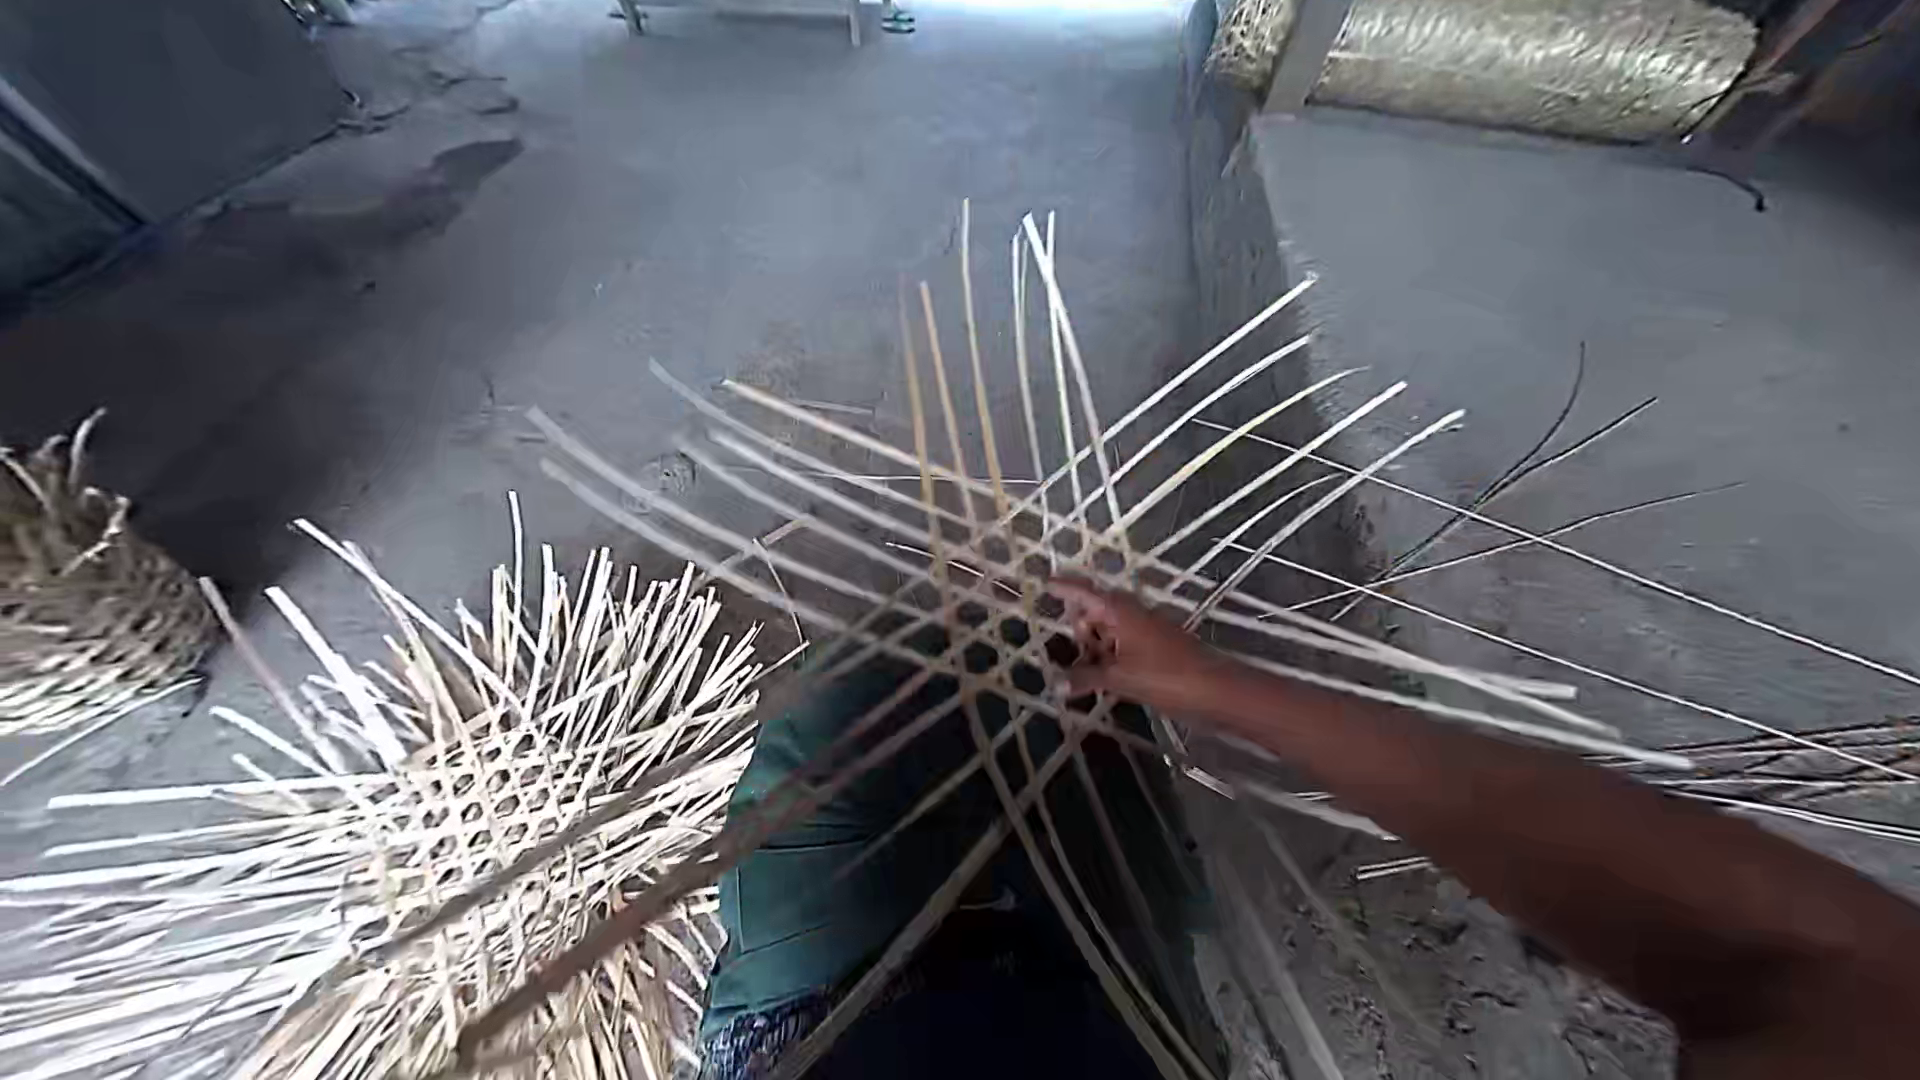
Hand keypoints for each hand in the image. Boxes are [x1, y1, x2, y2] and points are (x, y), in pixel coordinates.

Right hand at [1048, 577, 1237, 713]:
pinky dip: (1110, 654)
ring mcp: (1147, 629)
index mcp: (1120, 612)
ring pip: (1111, 628)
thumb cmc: (1166, 677)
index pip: (1084, 593)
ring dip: (1096, 644)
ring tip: (1084, 668)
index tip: (1045, 582)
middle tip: (1070, 648)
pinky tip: (1105, 675)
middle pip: (1097, 610)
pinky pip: (1124, 642)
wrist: (1218, 691)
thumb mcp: (1120, 679)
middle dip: (1080, 625)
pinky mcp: (1157, 646)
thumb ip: (1086, 678)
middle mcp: (1132, 614)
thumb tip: (1056, 684)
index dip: (1065, 587)